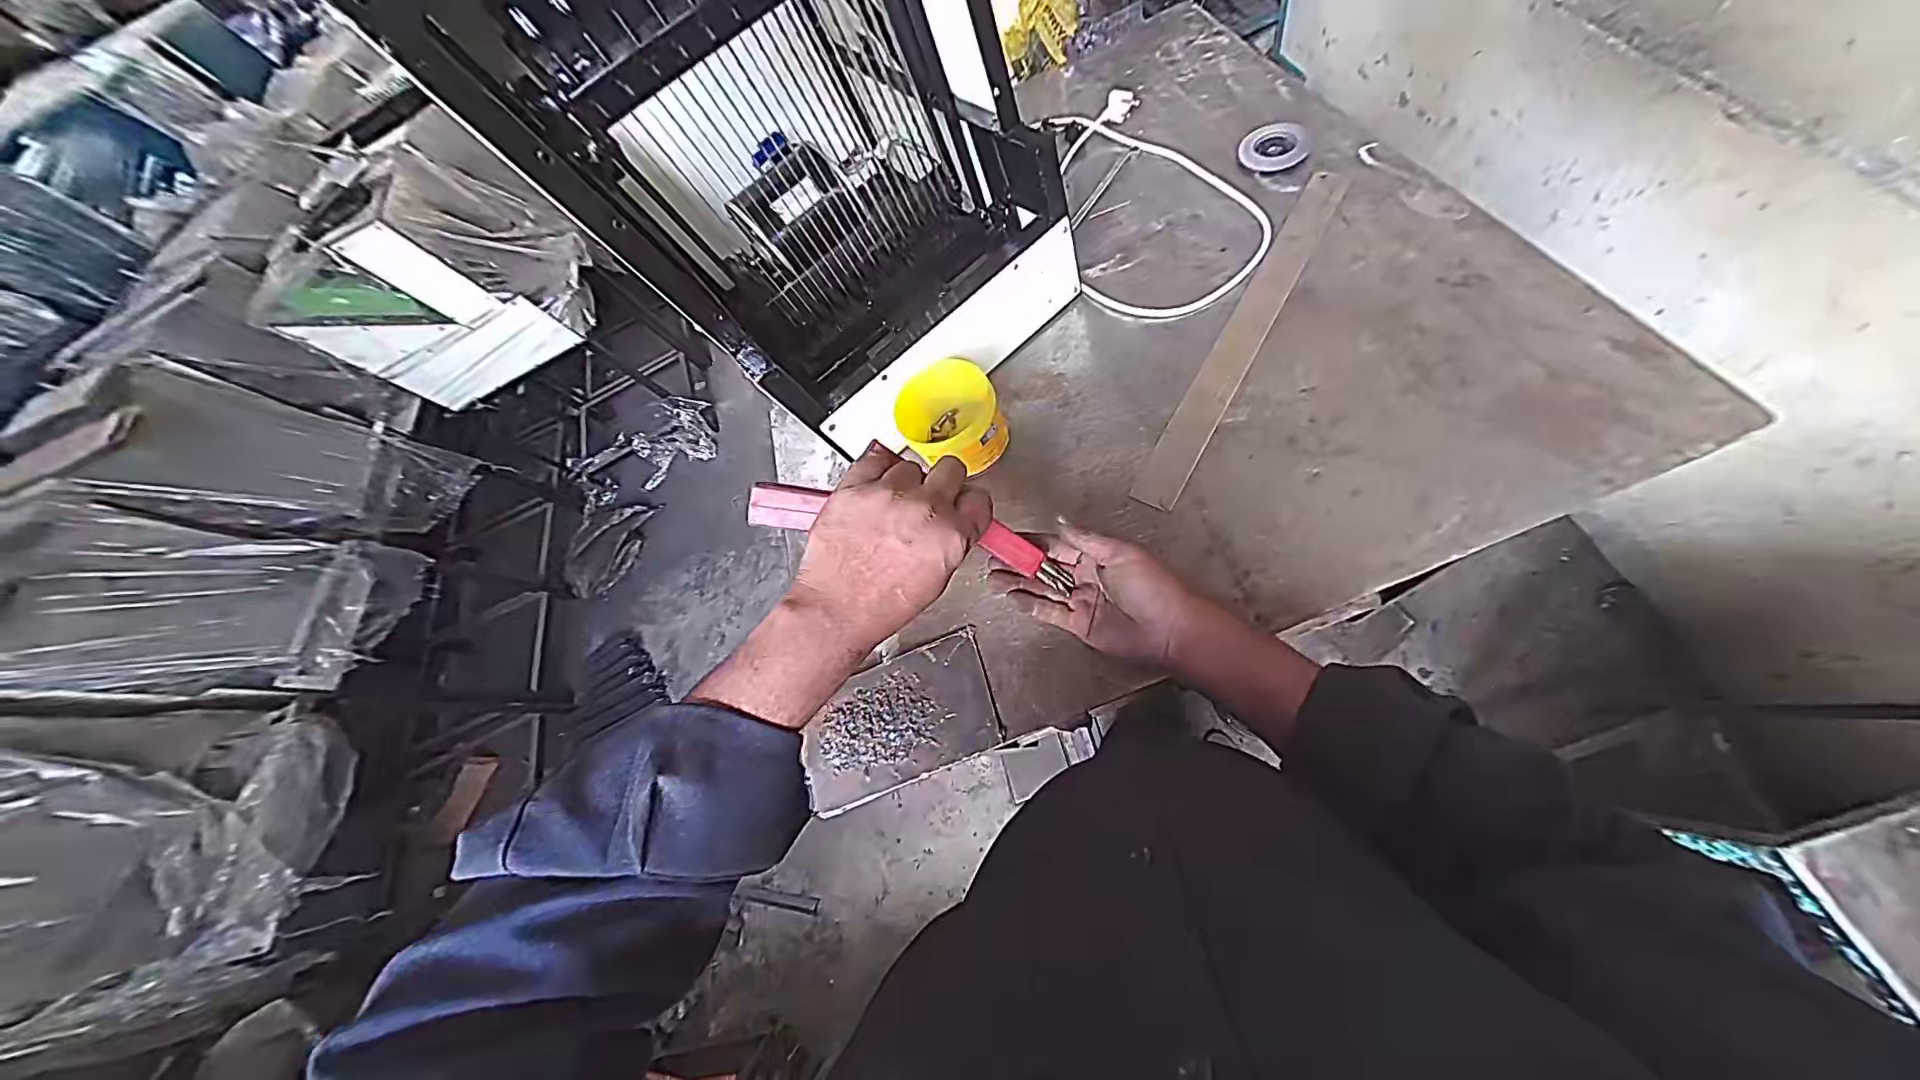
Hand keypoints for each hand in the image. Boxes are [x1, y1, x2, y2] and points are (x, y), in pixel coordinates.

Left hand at [786, 442, 992, 656]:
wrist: (836, 608)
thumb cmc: (881, 604)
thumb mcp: (938, 580)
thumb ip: (952, 542)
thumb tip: (952, 522)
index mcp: (953, 534)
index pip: (978, 498)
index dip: (968, 501)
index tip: (958, 502)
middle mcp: (925, 508)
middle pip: (950, 468)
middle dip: (943, 481)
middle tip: (928, 496)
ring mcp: (890, 493)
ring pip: (910, 465)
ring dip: (904, 481)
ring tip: (890, 504)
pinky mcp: (856, 487)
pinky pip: (875, 458)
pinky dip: (876, 468)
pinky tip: (874, 488)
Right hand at [989, 524, 1215, 668]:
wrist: (1171, 630)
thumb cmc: (1153, 587)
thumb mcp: (1121, 553)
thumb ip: (1086, 539)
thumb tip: (1059, 520)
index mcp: (1095, 555)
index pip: (1055, 545)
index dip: (1031, 542)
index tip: (1008, 538)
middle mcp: (1084, 575)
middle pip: (1044, 567)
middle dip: (1018, 563)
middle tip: (993, 560)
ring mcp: (1080, 600)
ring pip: (1042, 588)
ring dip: (1018, 583)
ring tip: (994, 579)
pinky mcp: (1078, 623)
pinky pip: (1049, 612)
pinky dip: (1030, 605)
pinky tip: (1013, 598)